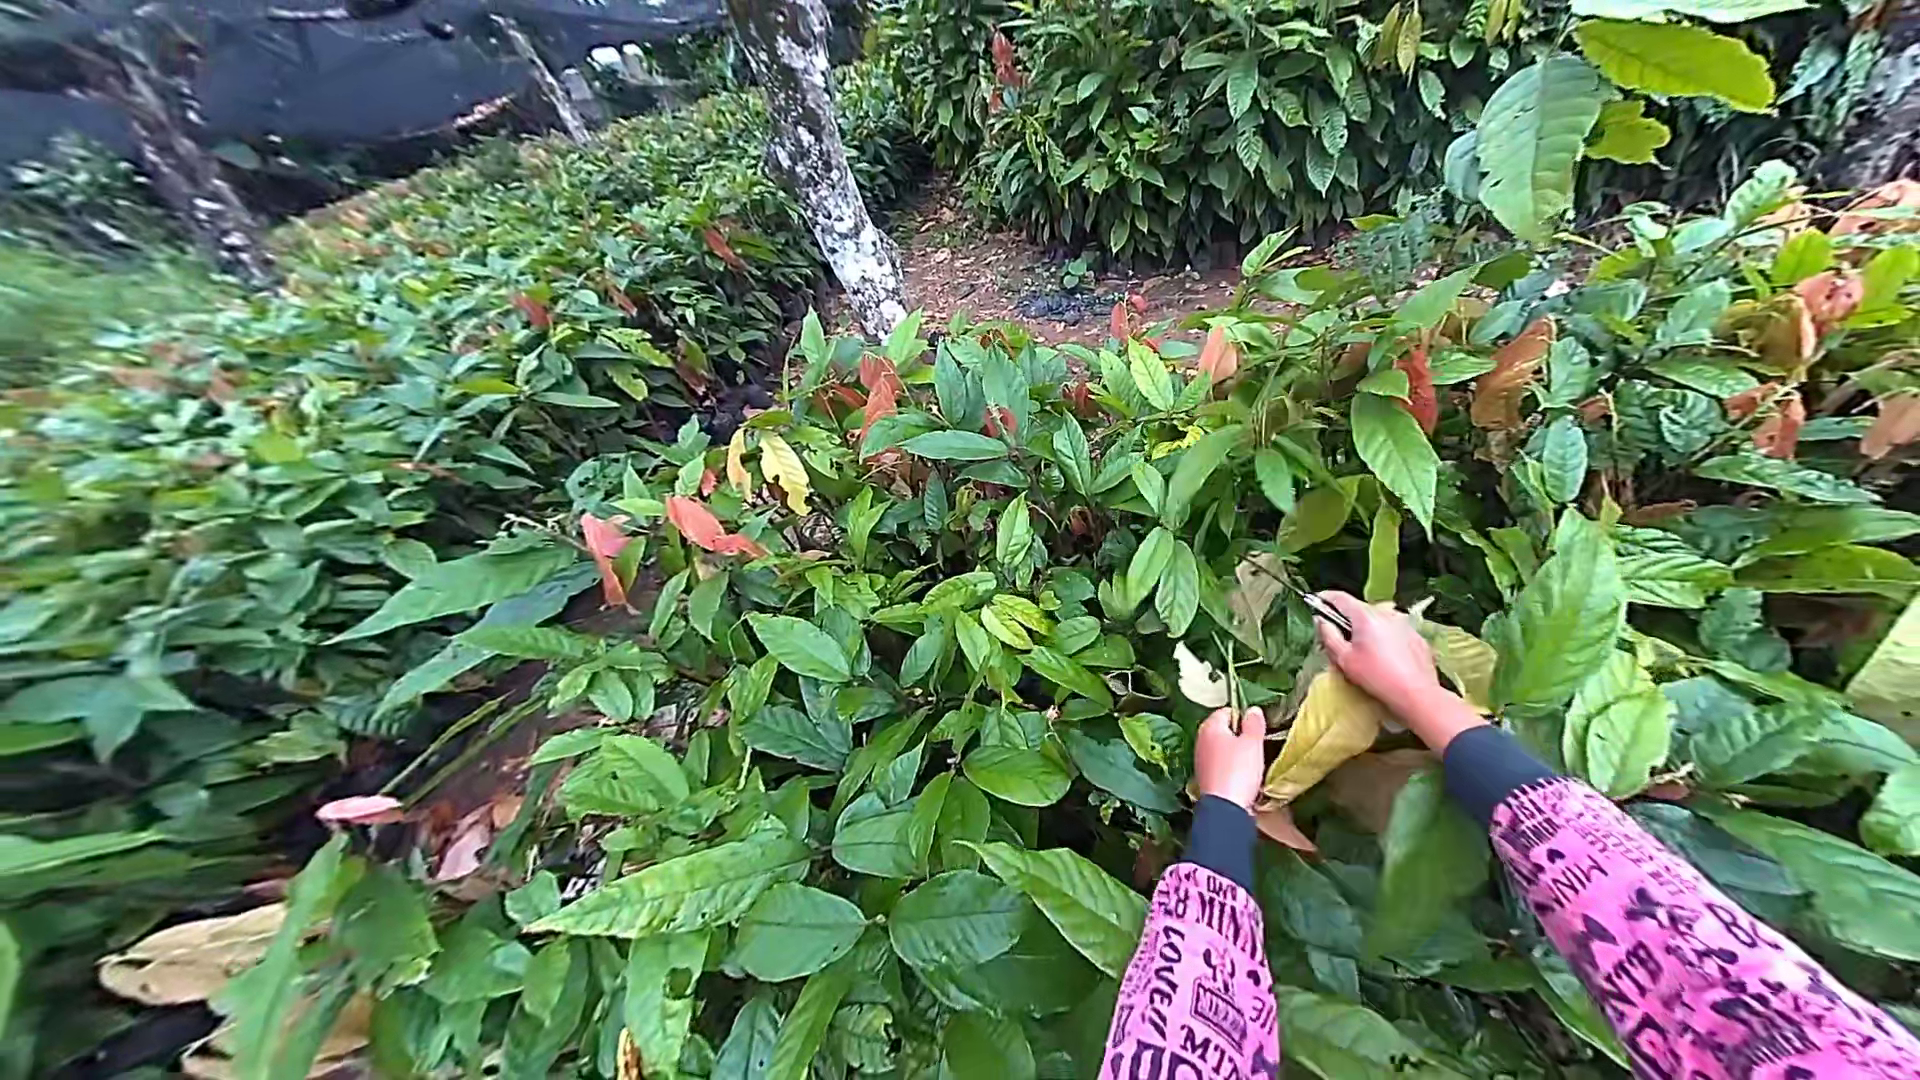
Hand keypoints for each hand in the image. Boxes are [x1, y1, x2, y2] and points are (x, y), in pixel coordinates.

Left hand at [1194, 706, 1265, 808]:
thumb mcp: (1252, 744)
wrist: (1225, 807)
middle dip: (1240, 735)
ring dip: (1235, 752)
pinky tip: (1241, 775)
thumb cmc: (1238, 771)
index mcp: (1210, 727)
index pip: (1226, 711)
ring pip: (1221, 747)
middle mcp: (1201, 739)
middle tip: (1255, 745)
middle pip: (1223, 729)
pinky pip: (1220, 763)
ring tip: (1251, 762)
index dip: (1243, 717)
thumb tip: (1253, 710)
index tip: (1256, 728)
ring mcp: (1201, 757)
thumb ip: (1253, 724)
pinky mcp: (1204, 774)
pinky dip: (1230, 766)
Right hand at [1313, 591, 1485, 751]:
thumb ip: (1328, 635)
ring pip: (1376, 619)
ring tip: (1361, 648)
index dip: (1323, 598)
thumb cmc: (1377, 677)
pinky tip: (1382, 656)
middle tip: (1336, 635)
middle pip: (1358, 608)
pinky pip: (1392, 630)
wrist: (1418, 695)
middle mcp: (1387, 614)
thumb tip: (1321, 620)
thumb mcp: (1343, 658)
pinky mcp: (1416, 637)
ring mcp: (1405, 624)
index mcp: (1366, 616)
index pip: (1339, 597)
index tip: (1315, 603)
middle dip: (1345, 618)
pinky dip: (1383, 636)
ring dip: (1365, 627)